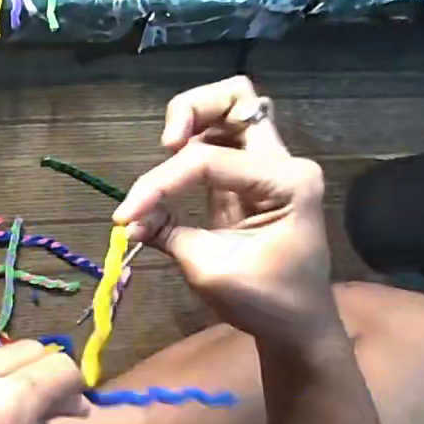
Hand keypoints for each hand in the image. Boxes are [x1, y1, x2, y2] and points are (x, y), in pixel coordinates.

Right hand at [113, 76, 336, 341]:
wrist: (298, 325)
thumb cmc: (267, 301)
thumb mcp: (210, 270)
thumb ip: (167, 233)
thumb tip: (127, 221)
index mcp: (286, 181)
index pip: (207, 161)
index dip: (159, 183)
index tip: (125, 216)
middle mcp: (281, 161)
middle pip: (235, 98)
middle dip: (190, 112)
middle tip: (166, 146)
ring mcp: (265, 164)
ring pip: (226, 109)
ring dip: (189, 121)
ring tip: (167, 153)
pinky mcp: (246, 175)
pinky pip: (215, 138)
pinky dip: (188, 144)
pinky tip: (171, 172)